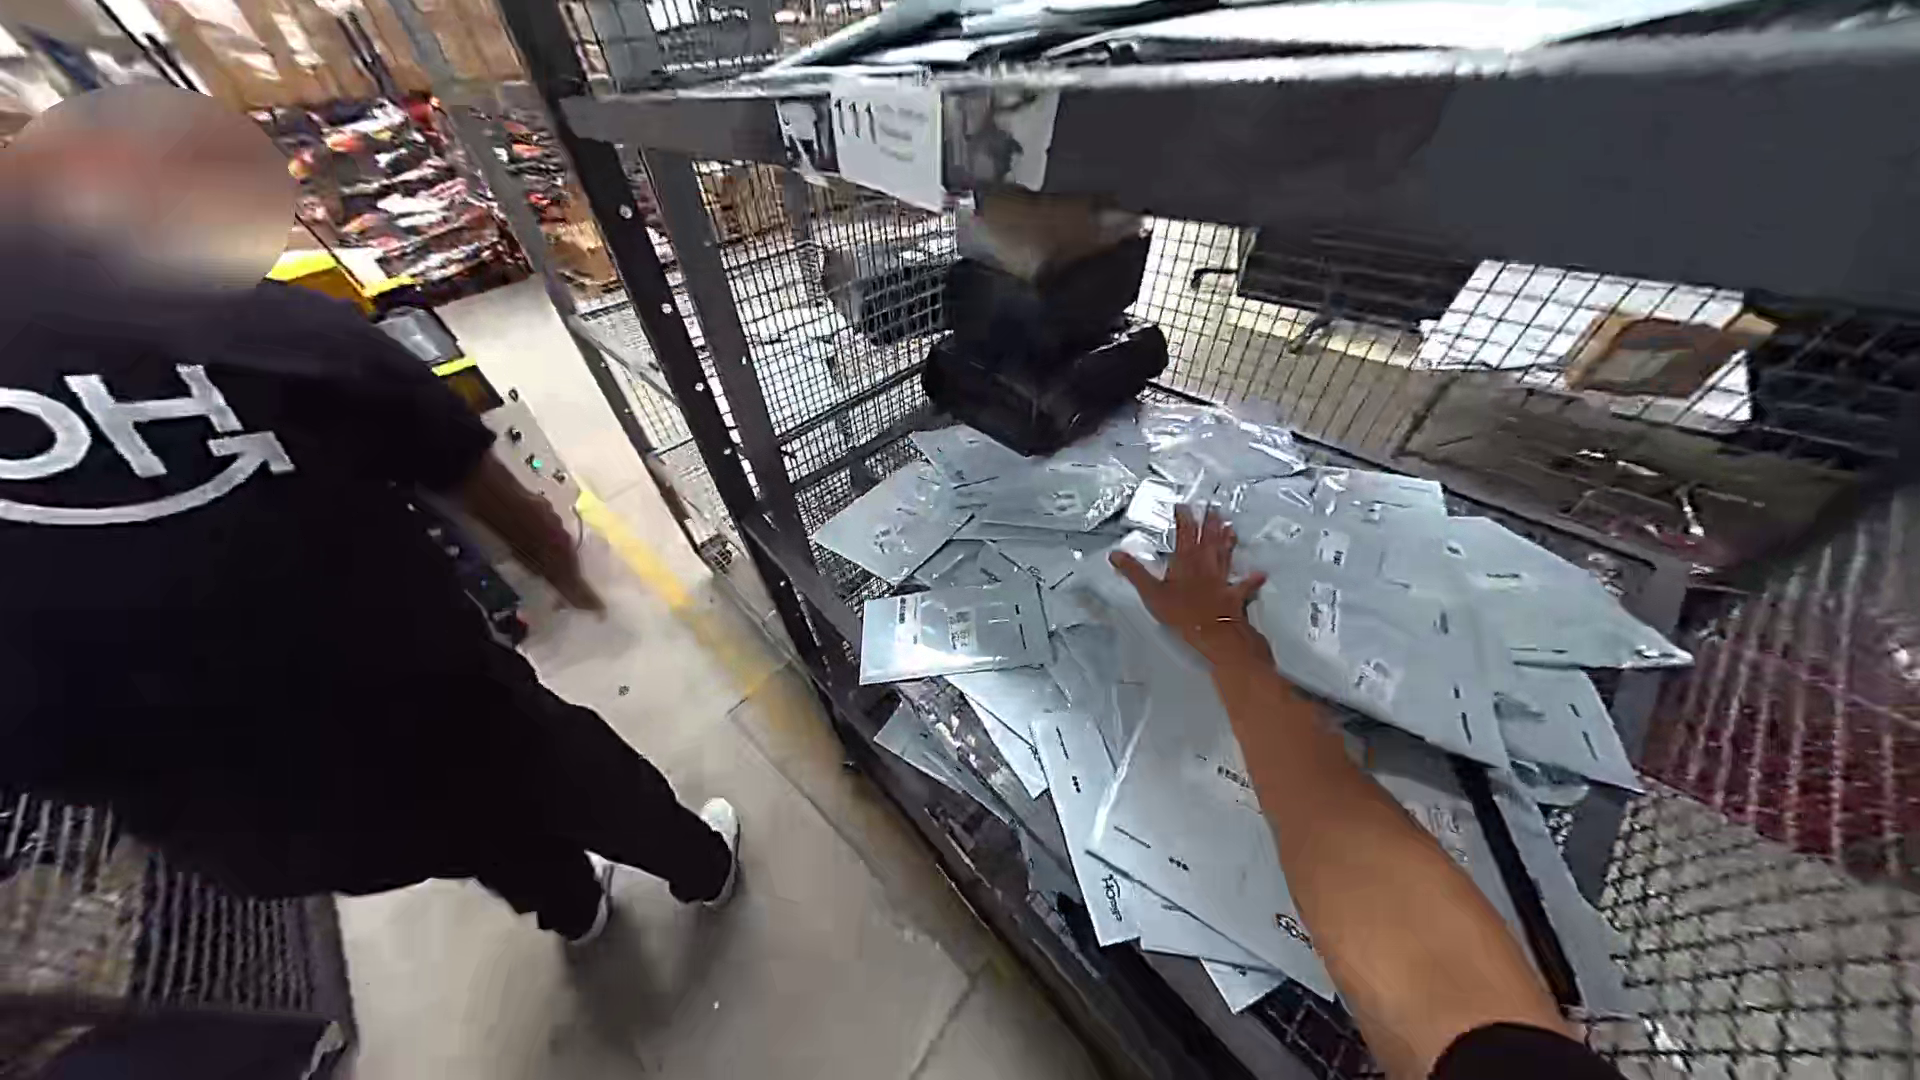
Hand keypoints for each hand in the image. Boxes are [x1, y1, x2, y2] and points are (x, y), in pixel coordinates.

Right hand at [1110, 504, 1271, 669]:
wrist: (1213, 633)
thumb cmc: (1183, 613)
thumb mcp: (1151, 592)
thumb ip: (1133, 571)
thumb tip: (1116, 554)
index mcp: (1186, 562)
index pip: (1185, 533)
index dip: (1184, 518)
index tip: (1183, 506)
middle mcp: (1206, 566)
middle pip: (1209, 539)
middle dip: (1209, 522)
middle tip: (1212, 508)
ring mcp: (1221, 580)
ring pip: (1225, 554)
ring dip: (1227, 540)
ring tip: (1230, 527)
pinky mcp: (1233, 596)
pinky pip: (1244, 585)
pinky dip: (1251, 579)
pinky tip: (1260, 574)